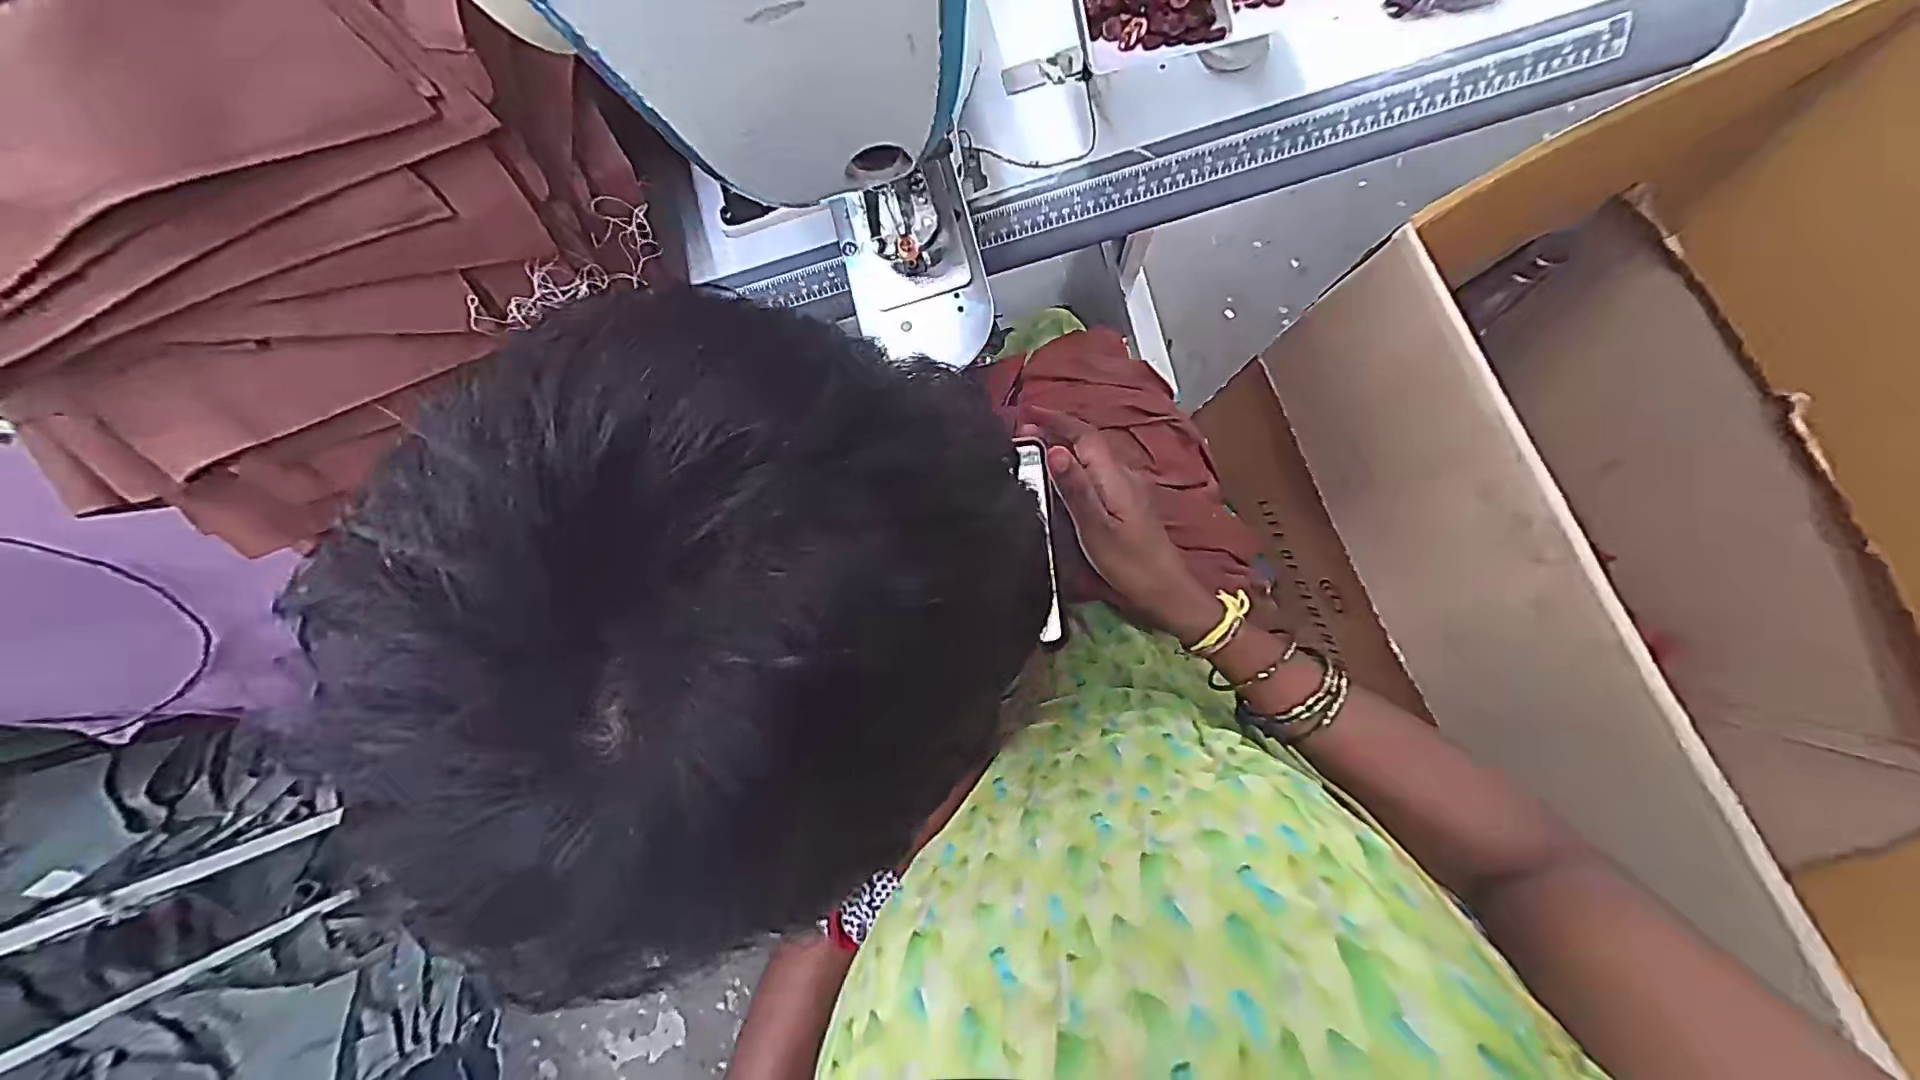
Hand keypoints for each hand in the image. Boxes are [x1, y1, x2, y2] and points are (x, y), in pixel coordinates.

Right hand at [1028, 409, 1219, 641]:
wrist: (1165, 590)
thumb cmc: (1130, 563)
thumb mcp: (1096, 528)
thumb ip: (1076, 488)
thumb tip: (1055, 450)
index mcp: (1114, 476)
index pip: (1083, 434)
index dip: (1055, 419)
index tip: (1026, 413)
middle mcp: (1122, 475)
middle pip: (1087, 442)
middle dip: (1055, 431)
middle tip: (1022, 435)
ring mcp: (1126, 488)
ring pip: (1091, 456)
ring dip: (1063, 447)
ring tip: (1034, 450)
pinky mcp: (1126, 503)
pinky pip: (1096, 472)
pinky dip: (1074, 465)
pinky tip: (1062, 477)